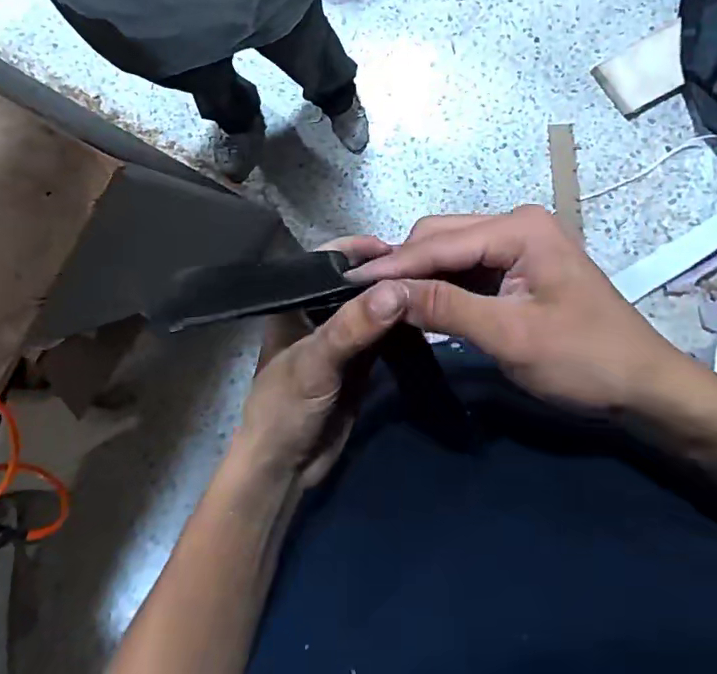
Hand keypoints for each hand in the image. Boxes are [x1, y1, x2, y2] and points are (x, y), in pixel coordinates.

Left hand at [234, 236, 402, 486]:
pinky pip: (383, 334)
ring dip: (397, 299)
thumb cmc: (284, 407)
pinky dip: (402, 326)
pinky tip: (426, 317)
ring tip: (432, 288)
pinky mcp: (358, 359)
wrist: (285, 467)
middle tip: (426, 267)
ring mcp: (340, 336)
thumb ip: (351, 327)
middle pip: (355, 282)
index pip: (326, 260)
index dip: (358, 250)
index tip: (397, 249)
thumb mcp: (315, 363)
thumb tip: (395, 290)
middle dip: (386, 274)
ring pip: (372, 307)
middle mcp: (317, 311)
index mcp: (294, 301)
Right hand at [348, 206, 704, 416]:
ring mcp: (516, 246)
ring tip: (378, 300)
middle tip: (361, 297)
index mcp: (519, 228)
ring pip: (448, 252)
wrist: (647, 390)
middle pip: (440, 237)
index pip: (439, 242)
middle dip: (402, 266)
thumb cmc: (586, 361)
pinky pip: (464, 270)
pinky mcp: (515, 269)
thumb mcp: (511, 336)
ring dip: (417, 276)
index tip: (347, 283)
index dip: (392, 266)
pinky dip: (438, 286)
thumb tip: (381, 293)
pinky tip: (414, 303)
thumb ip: (444, 308)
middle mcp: (514, 225)